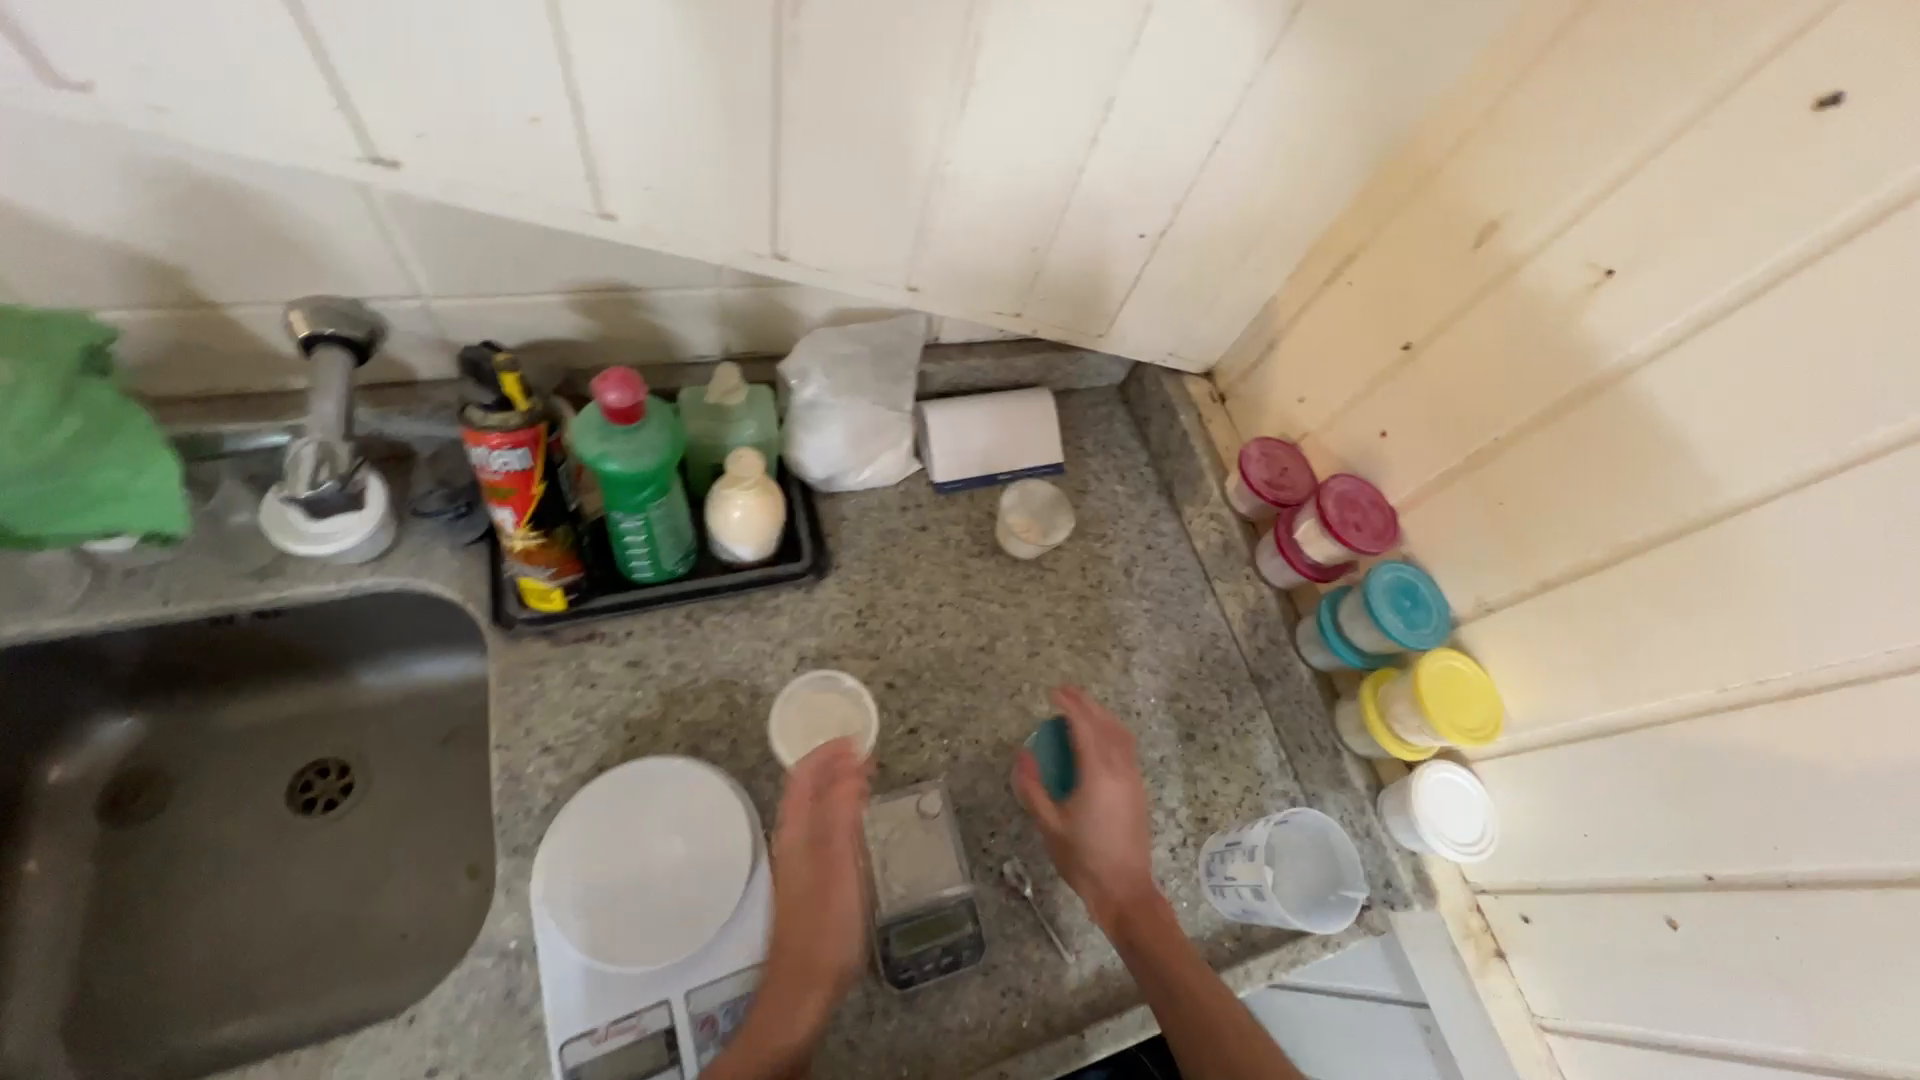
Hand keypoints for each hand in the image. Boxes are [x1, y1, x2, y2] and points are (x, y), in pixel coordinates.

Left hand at [760, 738, 871, 1029]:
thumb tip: (850, 767)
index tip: (856, 737)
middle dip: (832, 764)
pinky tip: (855, 821)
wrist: (802, 989)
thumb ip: (842, 814)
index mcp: (796, 833)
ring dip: (835, 786)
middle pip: (805, 789)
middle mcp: (792, 841)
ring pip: (813, 808)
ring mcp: (798, 862)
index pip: (803, 776)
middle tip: (865, 752)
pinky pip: (821, 828)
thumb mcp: (840, 865)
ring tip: (864, 777)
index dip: (826, 752)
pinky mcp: (808, 881)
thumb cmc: (825, 928)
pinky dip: (838, 810)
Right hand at [1011, 685, 1162, 933]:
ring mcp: (1133, 779)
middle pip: (1105, 724)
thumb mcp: (1049, 825)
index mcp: (1098, 775)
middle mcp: (1120, 770)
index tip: (1052, 693)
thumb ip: (1033, 787)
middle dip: (1085, 703)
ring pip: (1120, 734)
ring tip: (1081, 708)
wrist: (1124, 890)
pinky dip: (1111, 731)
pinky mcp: (1138, 789)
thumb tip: (1022, 754)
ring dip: (1101, 715)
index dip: (1069, 706)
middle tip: (1064, 691)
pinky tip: (1098, 738)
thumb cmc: (1083, 859)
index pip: (1083, 727)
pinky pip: (1126, 747)